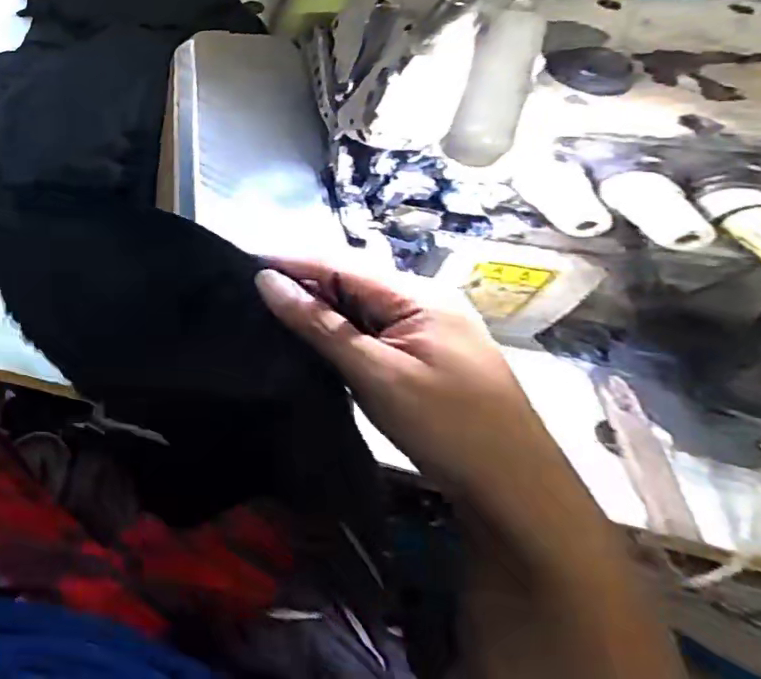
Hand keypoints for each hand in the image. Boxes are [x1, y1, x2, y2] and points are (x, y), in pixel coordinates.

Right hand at [255, 257, 554, 507]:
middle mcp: (425, 301)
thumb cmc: (448, 428)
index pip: (338, 263)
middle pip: (348, 281)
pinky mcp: (426, 354)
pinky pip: (370, 328)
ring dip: (317, 311)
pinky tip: (309, 340)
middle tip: (246, 296)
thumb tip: (265, 279)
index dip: (288, 263)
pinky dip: (338, 331)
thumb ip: (317, 323)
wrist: (521, 498)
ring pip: (357, 306)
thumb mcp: (373, 372)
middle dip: (300, 286)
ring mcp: (428, 329)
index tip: (238, 265)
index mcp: (418, 295)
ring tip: (266, 313)